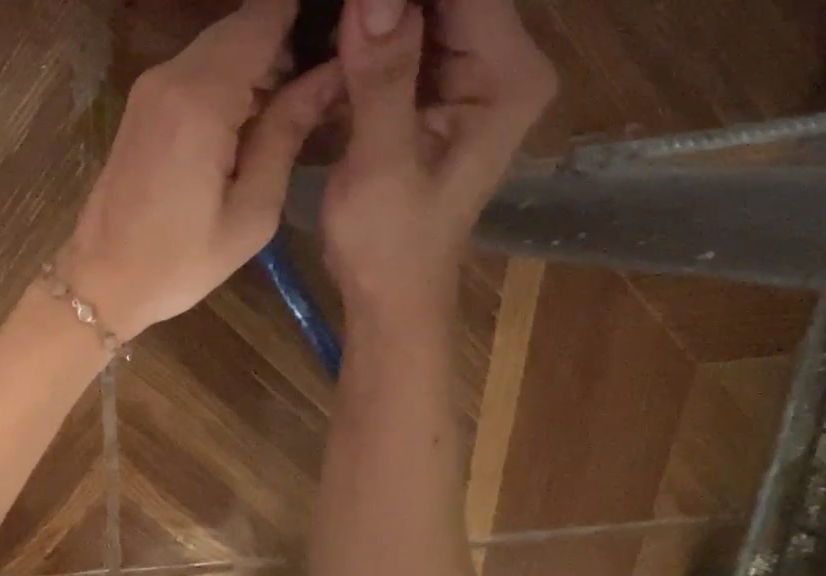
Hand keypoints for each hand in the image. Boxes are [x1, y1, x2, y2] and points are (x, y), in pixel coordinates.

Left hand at [64, 0, 342, 340]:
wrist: (100, 286)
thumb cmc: (178, 263)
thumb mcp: (251, 212)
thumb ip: (288, 132)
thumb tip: (332, 73)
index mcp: (201, 98)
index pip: (267, 14)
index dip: (305, 21)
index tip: (338, 47)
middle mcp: (170, 77)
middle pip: (244, 26)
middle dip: (287, 43)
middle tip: (322, 88)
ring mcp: (149, 89)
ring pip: (221, 47)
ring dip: (259, 64)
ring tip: (295, 108)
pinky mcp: (140, 107)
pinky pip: (197, 72)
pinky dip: (230, 82)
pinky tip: (254, 122)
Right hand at [322, 0, 555, 314]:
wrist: (388, 296)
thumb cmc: (390, 244)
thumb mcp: (382, 163)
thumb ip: (383, 76)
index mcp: (506, 76)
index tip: (344, 1)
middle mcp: (498, 64)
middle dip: (381, 5)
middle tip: (321, 13)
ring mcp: (465, 80)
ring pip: (416, 17)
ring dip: (368, 21)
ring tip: (320, 22)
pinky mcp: (431, 97)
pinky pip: (399, 47)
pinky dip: (362, 44)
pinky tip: (326, 51)